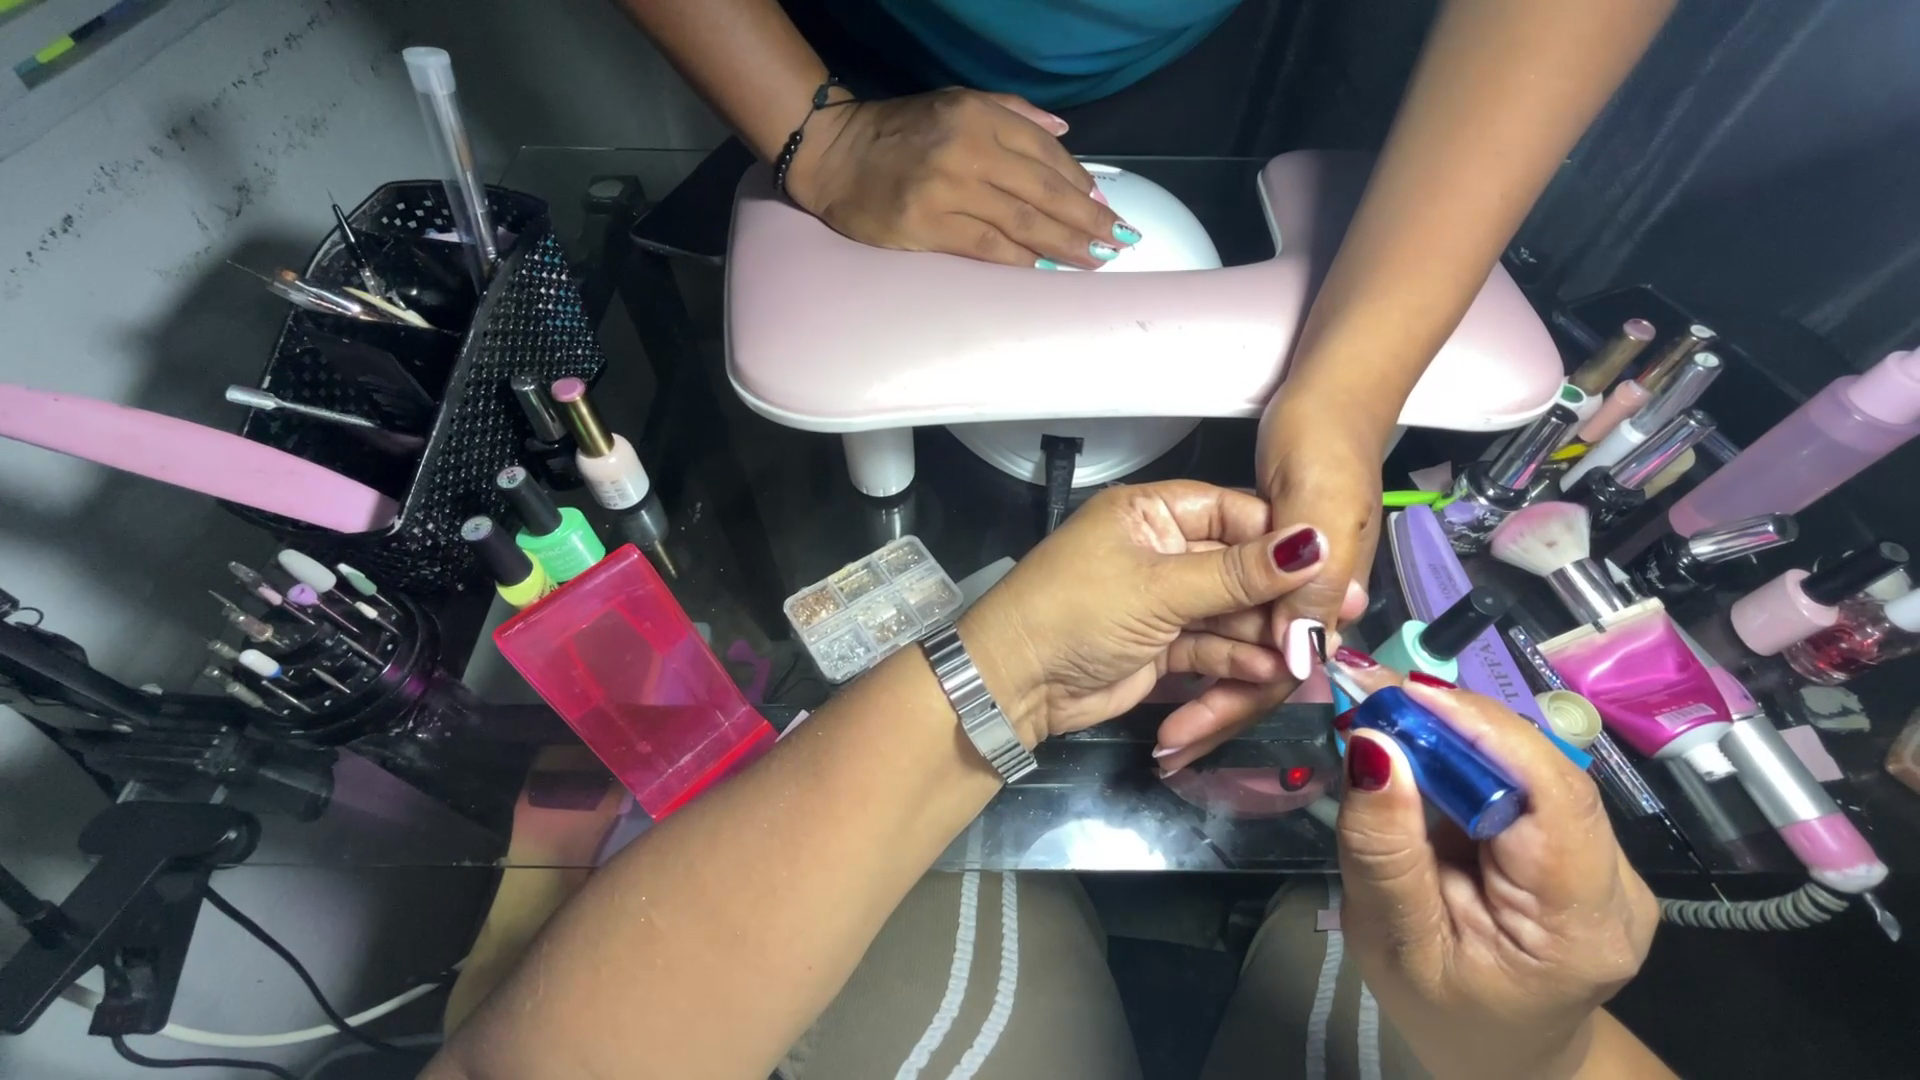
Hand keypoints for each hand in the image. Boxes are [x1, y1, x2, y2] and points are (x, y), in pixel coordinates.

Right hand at [783, 88, 1135, 269]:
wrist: (834, 154)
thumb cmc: (898, 132)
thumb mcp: (955, 103)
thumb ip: (1012, 113)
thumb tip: (1065, 132)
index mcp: (978, 115)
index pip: (1045, 153)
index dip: (1081, 185)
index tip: (1106, 210)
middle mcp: (967, 148)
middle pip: (1042, 190)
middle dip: (1086, 220)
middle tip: (1119, 243)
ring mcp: (946, 188)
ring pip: (1021, 221)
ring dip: (1064, 245)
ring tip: (1095, 260)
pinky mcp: (926, 224)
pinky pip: (985, 246)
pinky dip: (1020, 260)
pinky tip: (1046, 270)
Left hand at [956, 480, 1328, 745]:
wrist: (1017, 681)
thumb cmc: (1078, 611)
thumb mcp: (1158, 588)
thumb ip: (1237, 573)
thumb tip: (1315, 544)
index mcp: (1152, 513)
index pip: (1234, 514)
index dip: (1282, 542)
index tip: (1330, 568)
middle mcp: (1162, 550)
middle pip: (1239, 567)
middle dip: (1278, 598)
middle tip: (1330, 622)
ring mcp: (1163, 600)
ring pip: (1230, 612)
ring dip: (1261, 635)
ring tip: (1302, 656)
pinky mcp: (1163, 644)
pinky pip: (1211, 646)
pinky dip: (1236, 660)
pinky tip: (1268, 671)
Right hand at [1336, 662, 1658, 1078]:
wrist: (1498, 1052)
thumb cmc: (1443, 1011)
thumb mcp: (1393, 942)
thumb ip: (1384, 851)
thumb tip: (1373, 745)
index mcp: (1579, 922)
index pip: (1550, 793)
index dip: (1477, 727)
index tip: (1396, 691)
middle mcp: (1615, 882)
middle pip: (1541, 770)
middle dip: (1450, 721)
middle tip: (1366, 693)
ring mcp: (1604, 862)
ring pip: (1528, 766)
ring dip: (1449, 732)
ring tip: (1379, 712)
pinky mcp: (1575, 847)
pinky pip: (1517, 781)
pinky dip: (1457, 755)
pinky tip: (1413, 749)